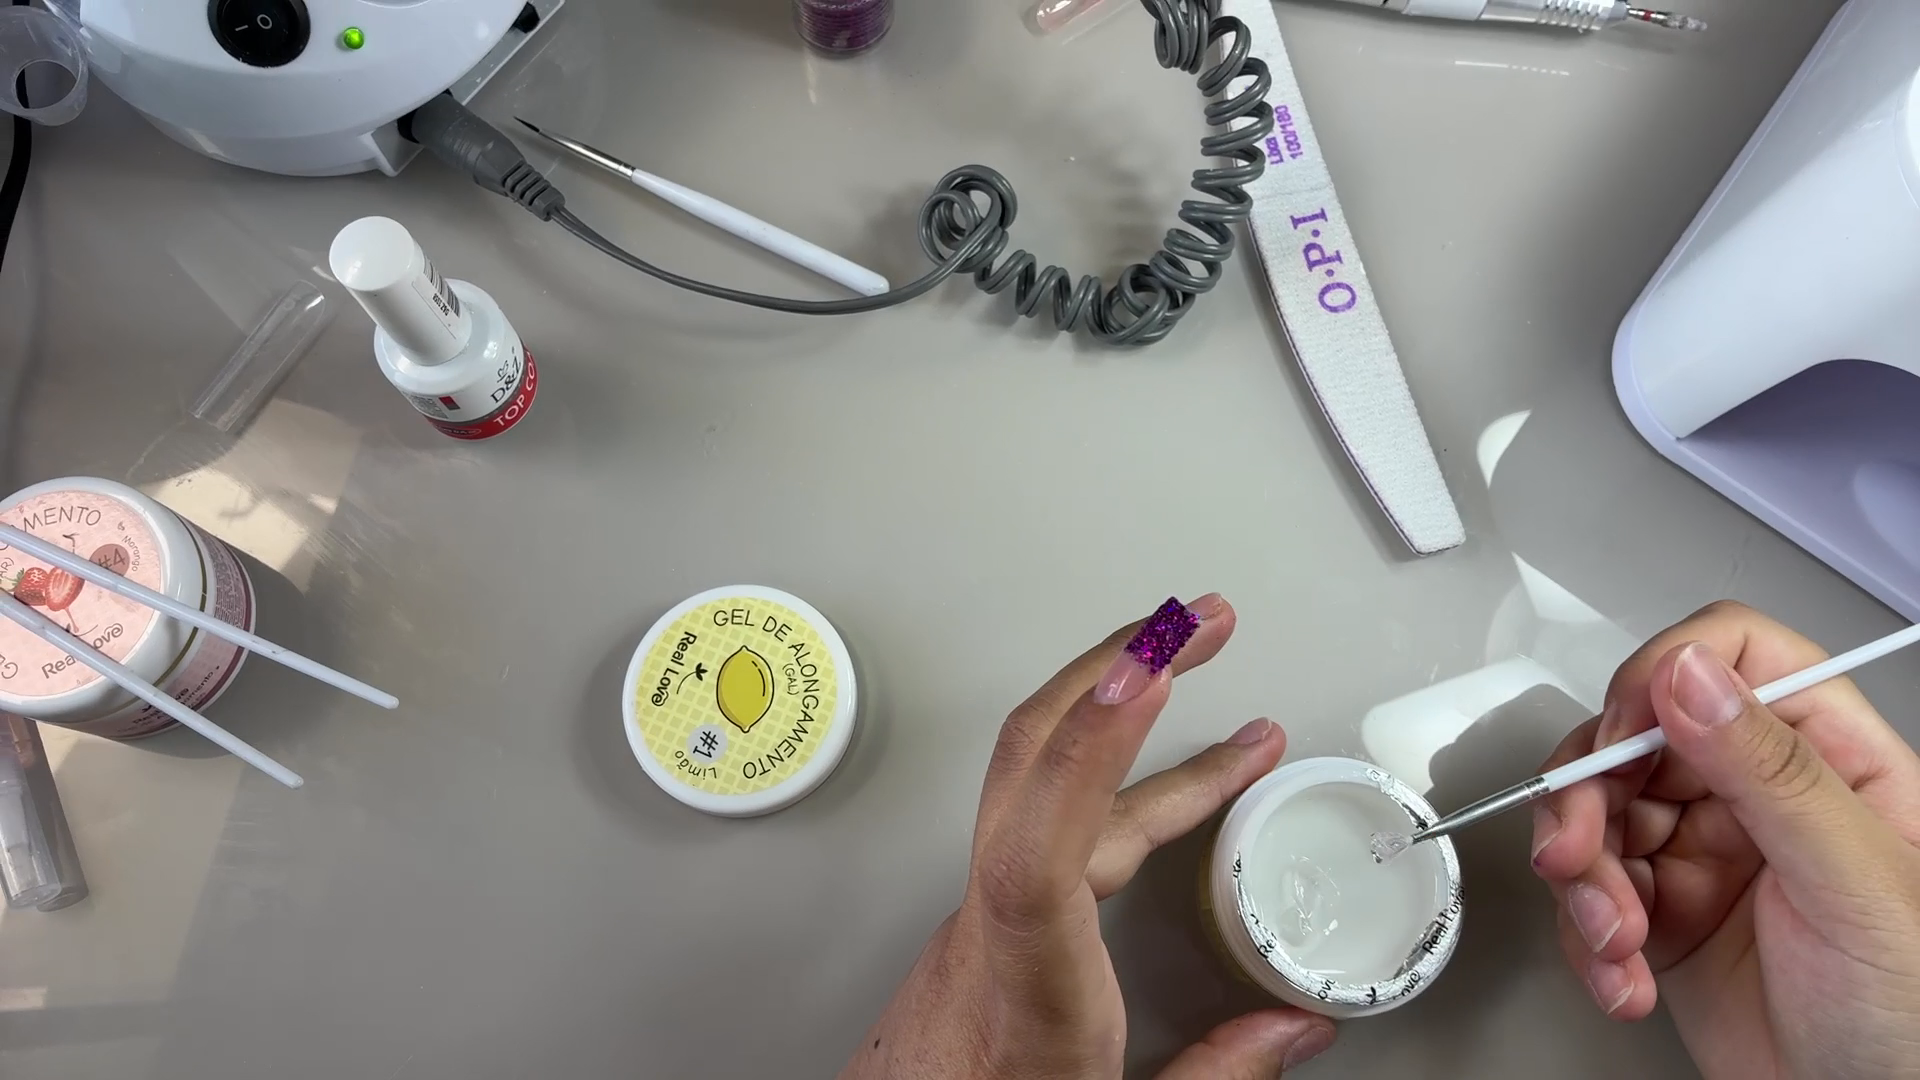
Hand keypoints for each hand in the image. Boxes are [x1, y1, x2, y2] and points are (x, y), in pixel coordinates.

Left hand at [839, 595, 1336, 1078]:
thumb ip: (1216, 1074)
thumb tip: (1298, 1023)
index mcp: (1027, 978)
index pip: (1040, 847)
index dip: (1090, 751)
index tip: (1143, 674)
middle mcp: (998, 906)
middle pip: (1036, 752)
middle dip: (1121, 667)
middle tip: (1198, 620)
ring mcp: (991, 879)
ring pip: (1048, 756)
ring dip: (1128, 697)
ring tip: (1202, 657)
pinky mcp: (1000, 874)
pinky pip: (1064, 797)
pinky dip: (1130, 767)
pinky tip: (1190, 768)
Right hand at [1531, 601, 1919, 1078]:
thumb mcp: (1861, 893)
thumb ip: (1773, 774)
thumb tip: (1689, 672)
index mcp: (1831, 768)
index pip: (1735, 659)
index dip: (1662, 677)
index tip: (1625, 738)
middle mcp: (1752, 793)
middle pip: (1626, 739)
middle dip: (1585, 802)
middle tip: (1581, 856)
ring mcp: (1695, 842)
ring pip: (1585, 807)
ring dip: (1579, 876)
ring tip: (1612, 937)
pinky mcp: (1648, 894)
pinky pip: (1577, 876)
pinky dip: (1581, 926)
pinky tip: (1622, 971)